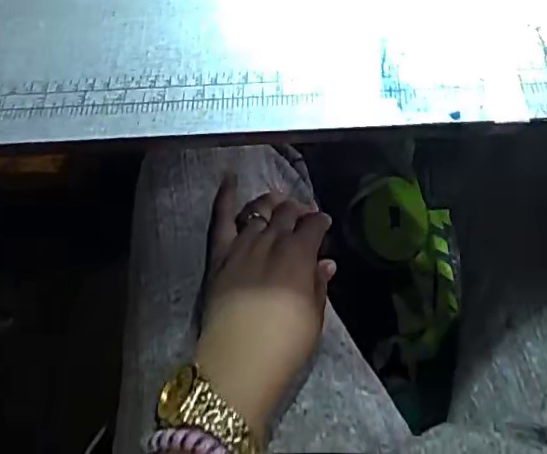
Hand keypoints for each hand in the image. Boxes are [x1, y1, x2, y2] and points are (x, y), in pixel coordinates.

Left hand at [194, 174, 335, 435]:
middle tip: (302, 216)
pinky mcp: (220, 257)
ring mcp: (244, 246)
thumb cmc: (284, 347)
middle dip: (298, 210)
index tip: (324, 225)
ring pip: (259, 211)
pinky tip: (230, 178)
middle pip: (288, 213)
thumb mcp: (314, 318)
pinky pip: (222, 220)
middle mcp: (273, 242)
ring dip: (271, 204)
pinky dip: (226, 198)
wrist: (237, 368)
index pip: (314, 224)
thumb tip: (326, 263)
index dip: (321, 221)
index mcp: (300, 253)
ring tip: (277, 201)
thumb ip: (319, 284)